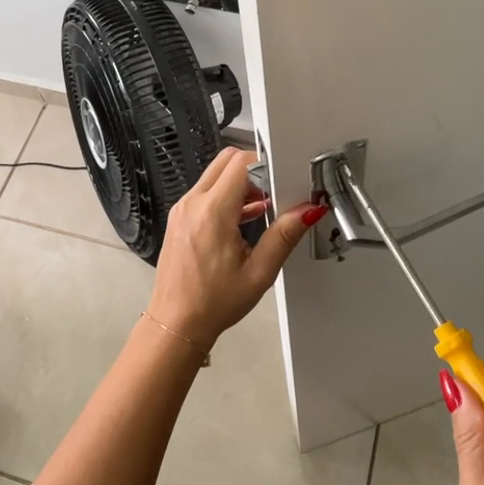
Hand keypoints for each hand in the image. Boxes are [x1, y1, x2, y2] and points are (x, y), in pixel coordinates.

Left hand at [146, 148, 325, 348]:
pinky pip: (205, 191)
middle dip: (253, 168)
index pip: (240, 162)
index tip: (282, 181)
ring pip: (214, 174)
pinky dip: (225, 194)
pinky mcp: (179, 217)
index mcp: (212, 212)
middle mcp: (193, 203)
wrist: (176, 324)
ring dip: (239, 182)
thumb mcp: (259, 272)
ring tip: (262, 208)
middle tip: (273, 191)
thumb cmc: (213, 303)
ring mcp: (182, 209)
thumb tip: (307, 211)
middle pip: (226, 160)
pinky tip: (243, 218)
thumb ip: (284, 236)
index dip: (265, 164)